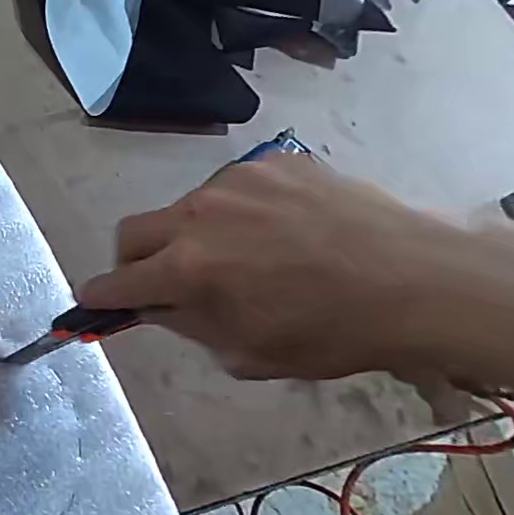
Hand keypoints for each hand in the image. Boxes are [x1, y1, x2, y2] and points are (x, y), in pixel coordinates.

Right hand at [76, 155, 497, 379]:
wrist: (420, 278)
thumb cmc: (333, 332)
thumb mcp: (249, 351)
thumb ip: (188, 324)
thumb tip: (155, 306)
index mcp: (190, 268)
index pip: (118, 282)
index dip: (100, 298)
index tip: (93, 303)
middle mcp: (199, 215)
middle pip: (130, 231)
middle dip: (132, 261)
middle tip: (161, 280)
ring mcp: (234, 181)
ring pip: (182, 209)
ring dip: (190, 235)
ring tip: (242, 255)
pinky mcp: (269, 162)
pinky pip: (230, 190)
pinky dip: (234, 214)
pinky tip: (278, 231)